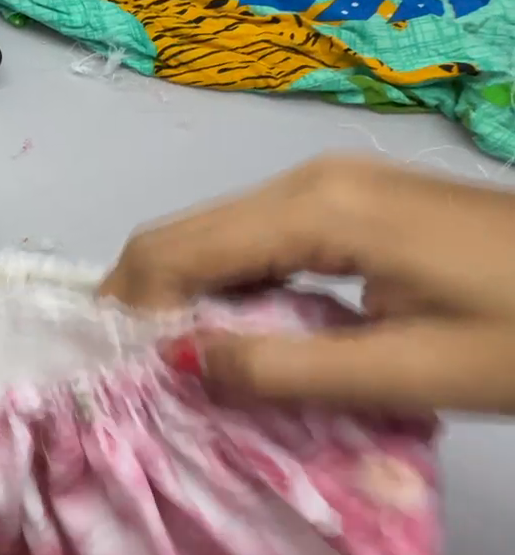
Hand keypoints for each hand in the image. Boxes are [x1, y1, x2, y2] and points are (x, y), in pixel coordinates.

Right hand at [99, 155, 514, 415]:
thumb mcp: (420, 371)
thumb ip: (282, 368)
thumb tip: (172, 364)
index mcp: (311, 209)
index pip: (168, 252)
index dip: (134, 312)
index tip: (134, 373)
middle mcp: (300, 181)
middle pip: (172, 234)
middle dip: (141, 300)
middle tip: (137, 366)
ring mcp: (323, 182)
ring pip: (202, 233)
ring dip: (177, 292)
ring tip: (185, 352)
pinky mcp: (344, 197)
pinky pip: (245, 235)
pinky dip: (220, 280)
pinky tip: (240, 321)